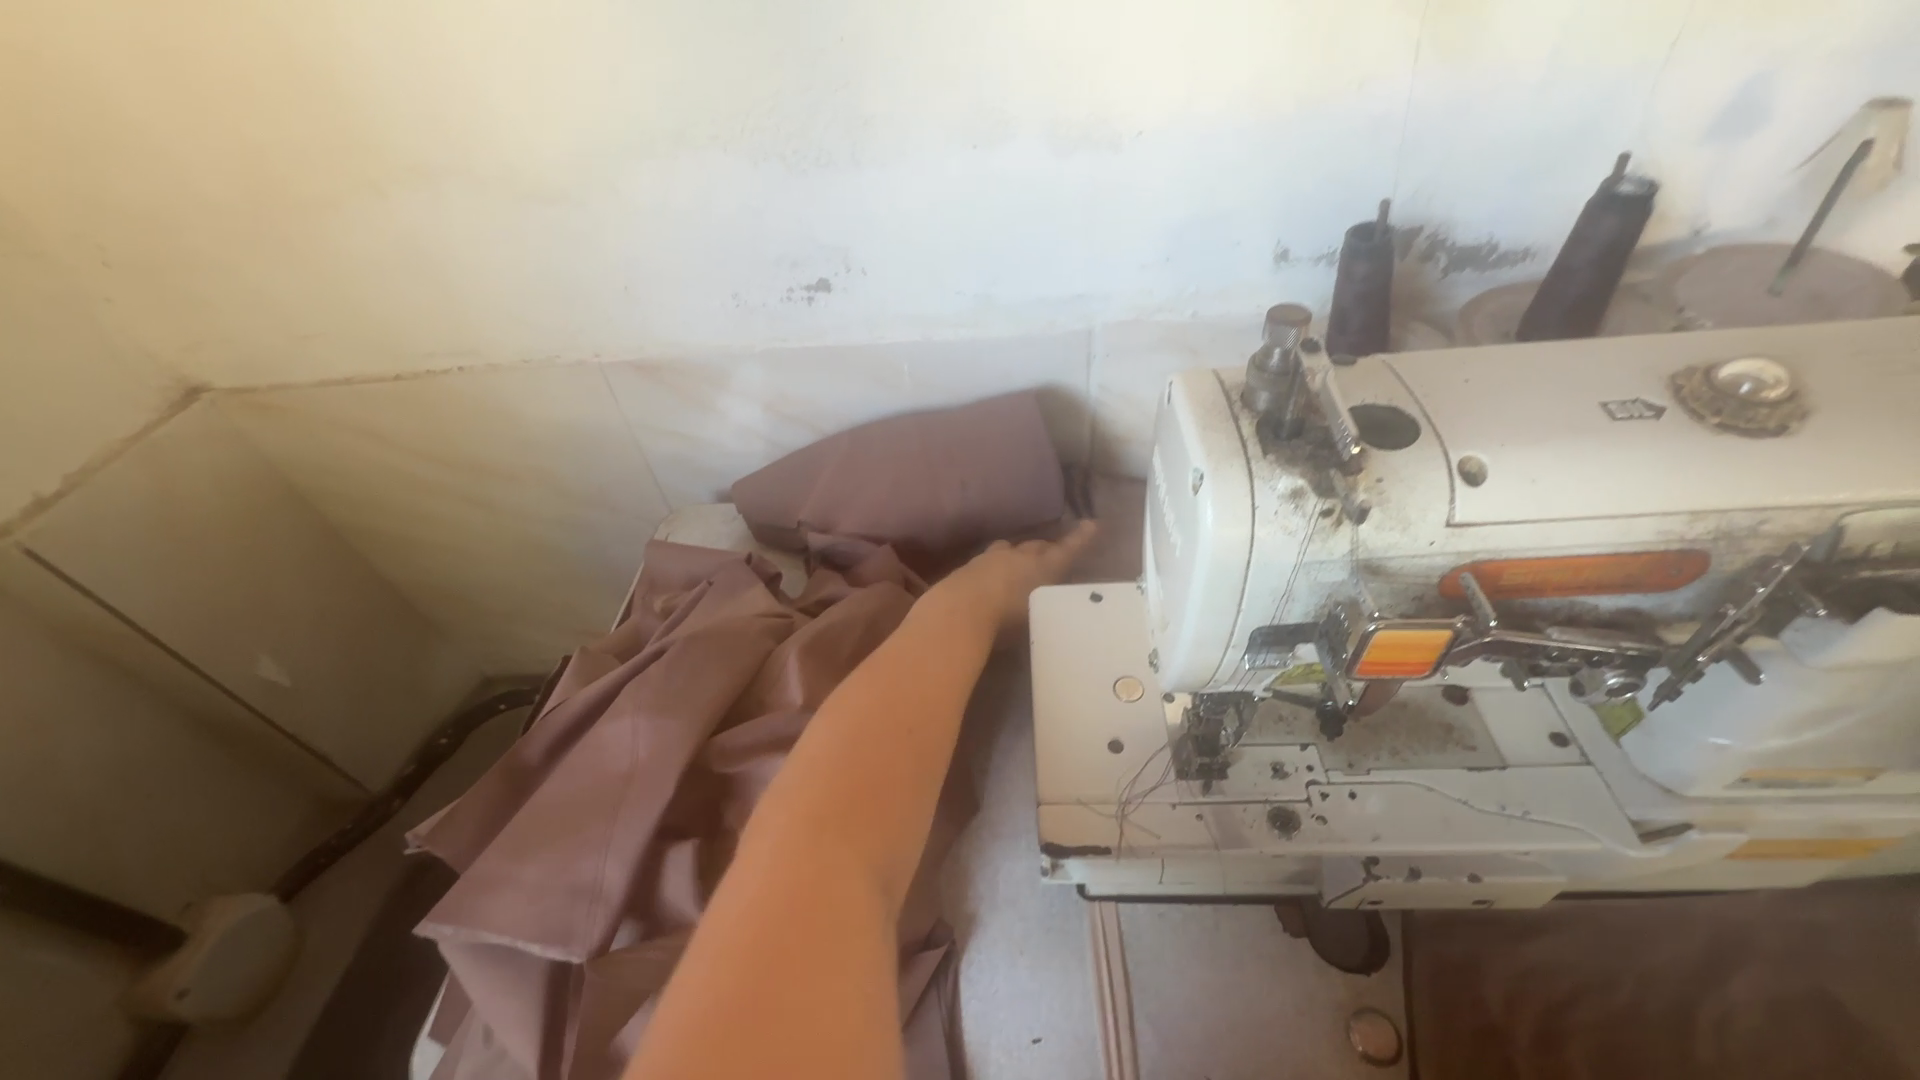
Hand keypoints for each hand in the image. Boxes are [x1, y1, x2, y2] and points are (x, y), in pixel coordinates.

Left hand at [936, 520, 1098, 636]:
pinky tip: (990, 580)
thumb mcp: (1035, 620)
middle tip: (1051, 554)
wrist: (959, 612)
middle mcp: (1019, 557)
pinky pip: (987, 561)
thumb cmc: (1007, 621)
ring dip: (1016, 555)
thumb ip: (1046, 611)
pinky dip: (993, 568)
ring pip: (1008, 549)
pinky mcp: (968, 567)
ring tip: (1018, 564)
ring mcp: (990, 558)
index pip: (1068, 550)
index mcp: (1042, 568)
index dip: (1081, 539)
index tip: (1092, 524)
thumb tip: (1052, 613)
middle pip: (1036, 546)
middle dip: (1045, 549)